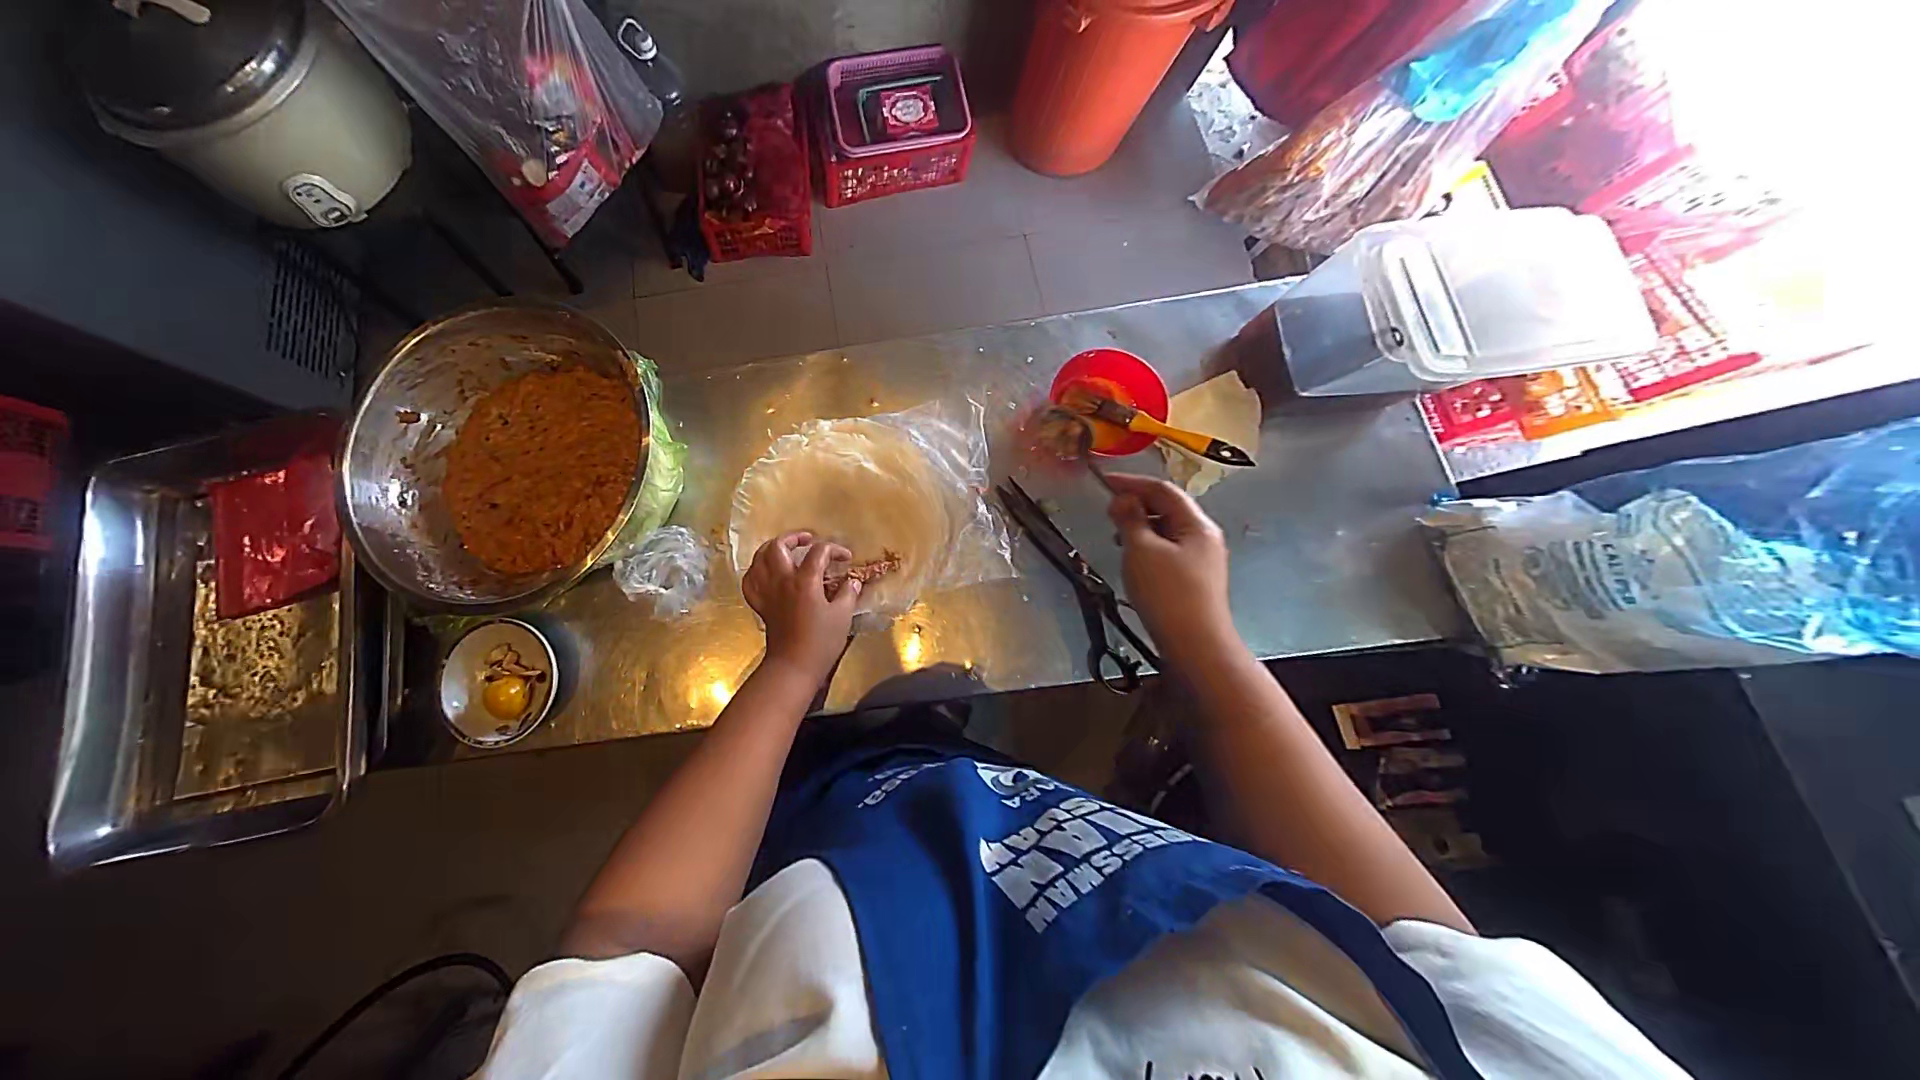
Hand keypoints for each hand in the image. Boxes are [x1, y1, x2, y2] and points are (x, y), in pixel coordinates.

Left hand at [743, 531, 860, 683]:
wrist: (794, 666)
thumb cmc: (821, 642)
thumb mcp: (842, 616)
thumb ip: (848, 593)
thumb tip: (852, 580)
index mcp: (804, 581)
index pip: (818, 552)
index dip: (834, 550)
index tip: (845, 558)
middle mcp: (781, 581)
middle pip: (778, 546)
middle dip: (794, 538)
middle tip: (808, 540)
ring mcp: (767, 592)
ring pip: (760, 558)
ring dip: (773, 549)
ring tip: (786, 550)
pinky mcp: (759, 604)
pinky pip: (751, 580)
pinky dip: (758, 570)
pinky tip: (768, 572)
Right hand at [1103, 474, 1233, 656]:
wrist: (1196, 646)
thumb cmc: (1167, 594)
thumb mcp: (1141, 551)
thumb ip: (1130, 520)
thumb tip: (1123, 499)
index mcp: (1196, 524)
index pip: (1162, 490)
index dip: (1132, 482)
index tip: (1103, 481)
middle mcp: (1204, 537)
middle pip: (1168, 508)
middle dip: (1136, 504)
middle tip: (1108, 511)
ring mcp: (1202, 560)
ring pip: (1168, 531)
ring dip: (1141, 527)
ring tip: (1116, 535)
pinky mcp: (1195, 580)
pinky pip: (1169, 551)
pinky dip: (1148, 546)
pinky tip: (1133, 560)